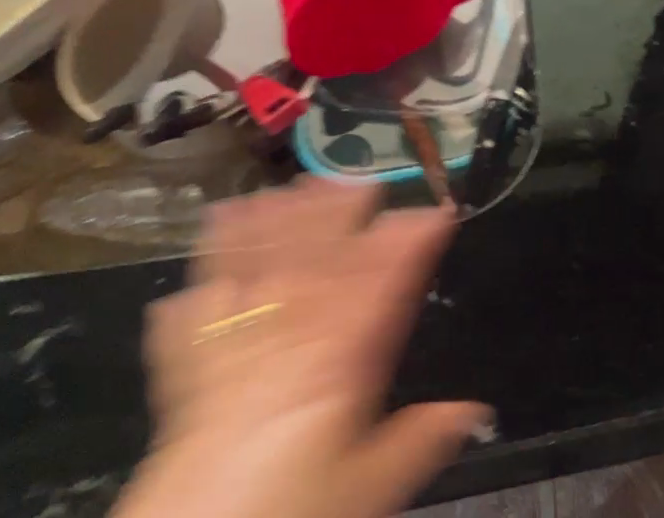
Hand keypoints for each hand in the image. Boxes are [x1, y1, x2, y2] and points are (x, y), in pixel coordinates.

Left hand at [114, 180, 490, 517]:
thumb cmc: (289, 512)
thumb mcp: (371, 489)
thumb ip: (422, 442)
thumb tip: (475, 410)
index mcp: (337, 363)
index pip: (381, 286)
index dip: (410, 243)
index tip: (435, 213)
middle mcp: (285, 340)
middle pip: (317, 260)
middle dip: (341, 213)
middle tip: (361, 178)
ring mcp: (232, 345)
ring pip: (261, 264)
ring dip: (279, 220)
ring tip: (293, 187)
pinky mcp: (188, 363)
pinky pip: (201, 293)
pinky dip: (210, 255)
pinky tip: (217, 224)